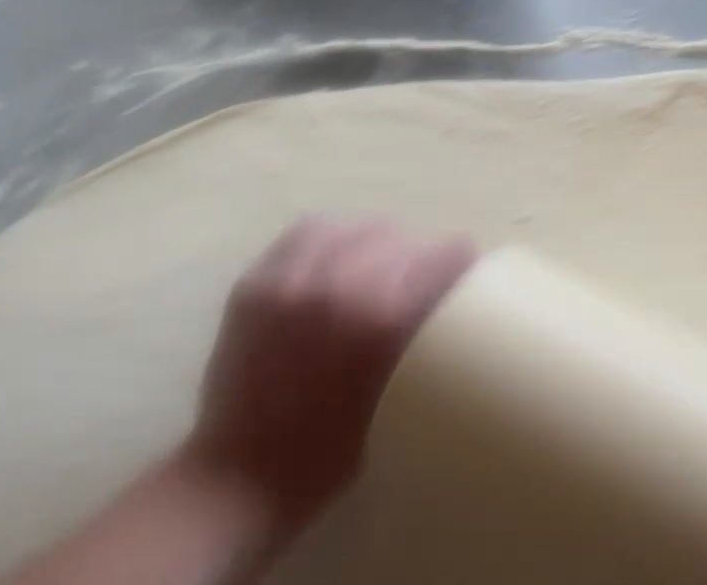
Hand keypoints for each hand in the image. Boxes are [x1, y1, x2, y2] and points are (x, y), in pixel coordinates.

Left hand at [187, 216, 476, 526]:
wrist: (241, 477)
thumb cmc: (336, 449)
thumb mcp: (405, 392)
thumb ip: (427, 334)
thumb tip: (452, 293)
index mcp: (385, 317)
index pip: (446, 255)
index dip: (462, 264)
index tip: (465, 279)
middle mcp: (341, 285)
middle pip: (402, 239)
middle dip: (419, 258)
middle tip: (418, 284)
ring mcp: (292, 281)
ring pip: (356, 228)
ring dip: (376, 243)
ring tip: (377, 267)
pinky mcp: (257, 283)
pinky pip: (307, 233)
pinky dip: (332, 239)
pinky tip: (337, 260)